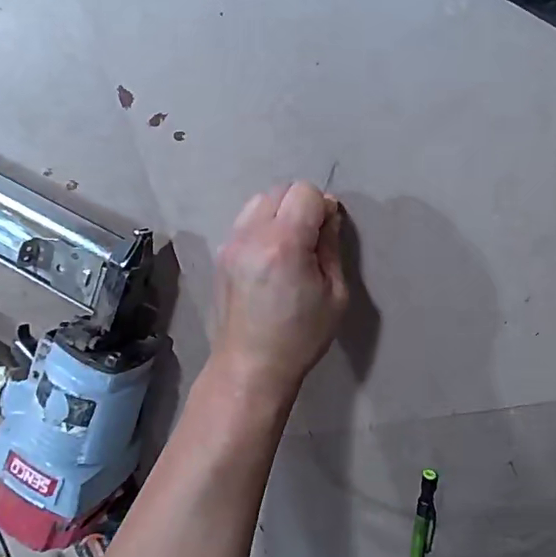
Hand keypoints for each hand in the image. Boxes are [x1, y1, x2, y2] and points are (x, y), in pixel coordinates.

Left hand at [212, 181, 349, 392]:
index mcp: (283, 244)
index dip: (322, 207)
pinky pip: (244, 222)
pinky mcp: (220, 254)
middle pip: (280, 190)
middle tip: (311, 240)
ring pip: (258, 201)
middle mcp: (251, 235)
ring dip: (280, 213)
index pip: (304, 192)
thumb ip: (331, 246)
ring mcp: (230, 243)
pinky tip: (270, 258)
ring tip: (289, 248)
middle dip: (301, 205)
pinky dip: (261, 226)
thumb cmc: (300, 337)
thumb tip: (329, 213)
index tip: (327, 232)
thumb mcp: (335, 294)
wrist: (249, 366)